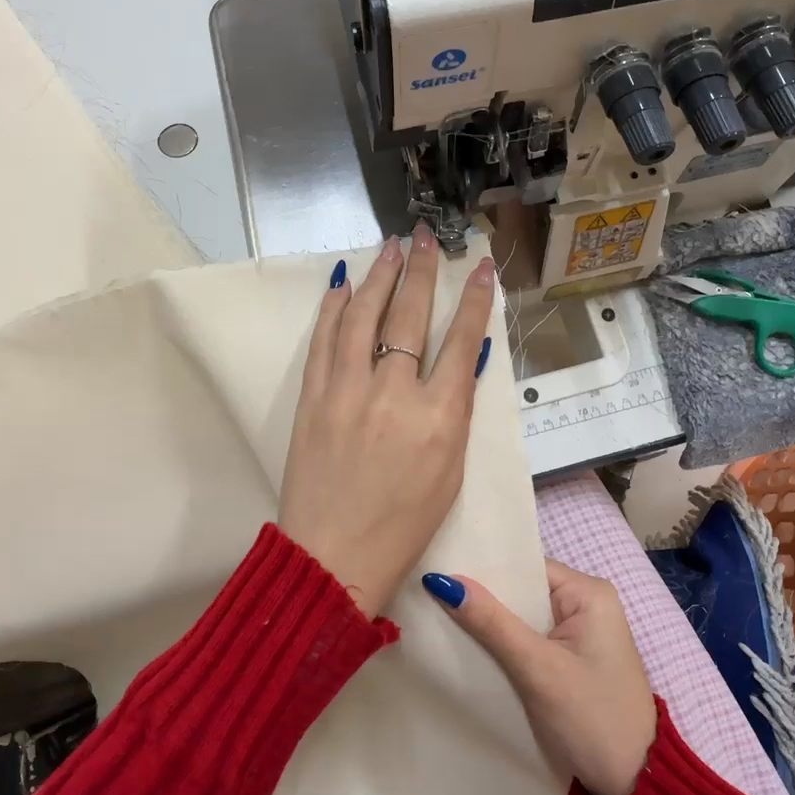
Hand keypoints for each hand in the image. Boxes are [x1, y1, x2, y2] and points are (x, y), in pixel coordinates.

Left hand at [277, 224, 496, 617]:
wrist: (332, 556)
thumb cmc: (404, 524)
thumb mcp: (451, 471)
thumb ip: (456, 410)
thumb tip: (461, 357)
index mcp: (439, 417)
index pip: (462, 340)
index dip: (476, 299)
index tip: (481, 267)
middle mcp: (394, 393)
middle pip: (412, 316)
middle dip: (423, 270)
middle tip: (427, 238)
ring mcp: (347, 390)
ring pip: (365, 316)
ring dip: (380, 277)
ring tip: (391, 247)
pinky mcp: (313, 397)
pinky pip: (323, 340)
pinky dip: (333, 307)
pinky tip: (343, 283)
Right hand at [430, 560, 657, 794]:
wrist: (637, 783)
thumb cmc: (593, 717)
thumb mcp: (539, 669)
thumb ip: (492, 623)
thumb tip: (443, 579)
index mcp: (589, 593)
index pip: (526, 568)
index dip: (486, 571)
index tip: (441, 572)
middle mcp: (588, 605)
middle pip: (524, 592)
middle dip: (485, 599)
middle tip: (434, 597)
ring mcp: (582, 635)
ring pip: (524, 619)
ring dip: (493, 625)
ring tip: (443, 620)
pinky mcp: (574, 662)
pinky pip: (532, 642)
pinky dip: (507, 647)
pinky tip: (474, 650)